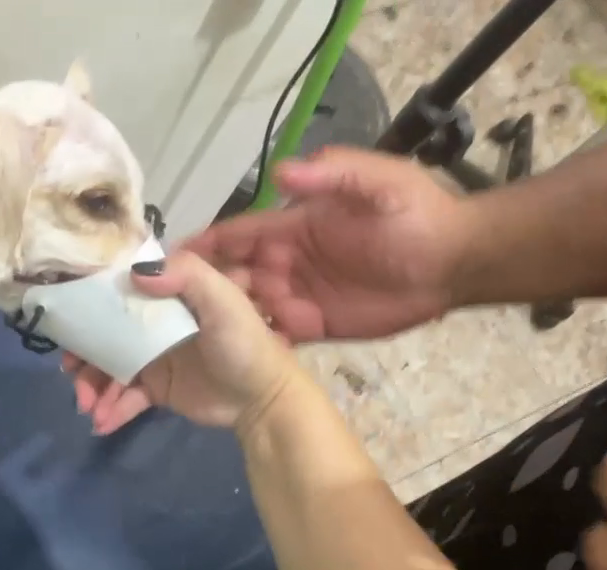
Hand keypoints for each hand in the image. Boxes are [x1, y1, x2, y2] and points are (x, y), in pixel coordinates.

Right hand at [62, 252, 298, 433]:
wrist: (262, 398)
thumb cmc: (245, 343)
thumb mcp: (222, 299)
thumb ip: (185, 275)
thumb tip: (134, 273)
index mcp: (169, 296)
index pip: (121, 292)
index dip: (91, 304)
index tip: (67, 319)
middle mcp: (156, 325)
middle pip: (105, 336)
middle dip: (83, 357)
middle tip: (71, 374)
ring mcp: (153, 359)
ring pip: (110, 371)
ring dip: (94, 389)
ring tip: (89, 408)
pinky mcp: (157, 390)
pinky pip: (125, 399)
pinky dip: (112, 411)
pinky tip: (102, 424)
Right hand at [186, 148, 475, 342]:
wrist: (454, 264)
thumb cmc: (417, 216)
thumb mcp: (380, 182)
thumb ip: (333, 174)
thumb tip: (279, 172)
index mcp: (288, 227)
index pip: (232, 236)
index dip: (197, 247)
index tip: (158, 262)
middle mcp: (281, 263)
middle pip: (223, 278)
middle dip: (188, 291)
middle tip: (152, 311)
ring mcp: (291, 298)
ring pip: (236, 310)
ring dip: (206, 322)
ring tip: (170, 340)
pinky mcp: (306, 328)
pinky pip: (264, 337)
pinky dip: (238, 346)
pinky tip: (212, 361)